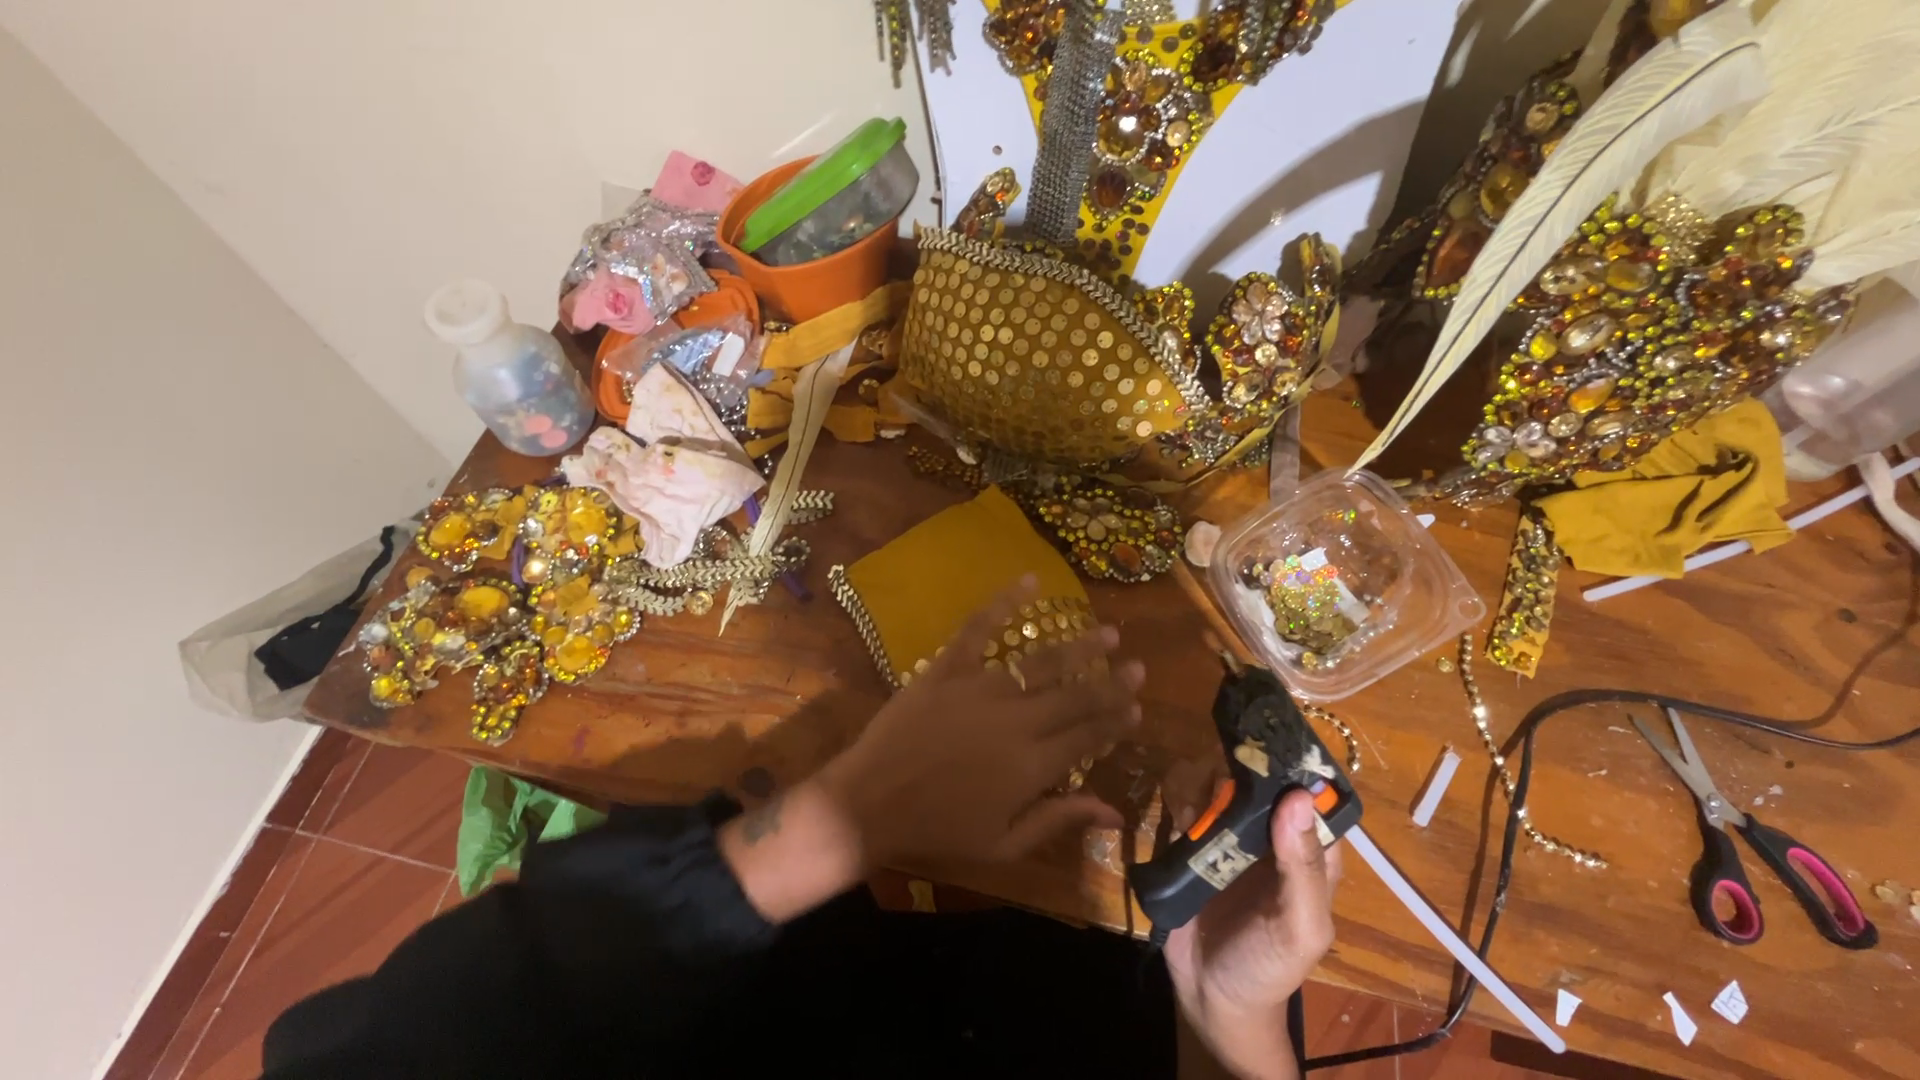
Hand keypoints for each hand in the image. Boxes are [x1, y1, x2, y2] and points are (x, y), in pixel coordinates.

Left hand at [718, 578, 1143, 922]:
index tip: (1137, 706)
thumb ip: (1057, 821)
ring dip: (1077, 646)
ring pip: (1040, 662)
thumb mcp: (1002, 845)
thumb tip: (1114, 813)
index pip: (1087, 737)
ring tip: (1107, 632)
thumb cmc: (938, 829)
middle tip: (1137, 666)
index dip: (1115, 721)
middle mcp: (1016, 722)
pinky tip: (1030, 581)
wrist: (870, 803)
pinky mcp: (946, 669)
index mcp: (1032, 767)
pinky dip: (1004, 602)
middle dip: (1110, 682)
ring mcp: (980, 690)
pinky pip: (978, 629)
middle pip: (1074, 697)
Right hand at [1165, 790, 1341, 1079]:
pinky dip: (1180, 797)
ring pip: (1219, 786)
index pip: (1310, 796)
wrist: (1210, 997)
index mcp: (1309, 854)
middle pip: (1258, 782)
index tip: (1269, 742)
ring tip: (1197, 796)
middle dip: (1240, 768)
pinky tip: (1178, 808)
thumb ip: (1303, 868)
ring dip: (1205, 780)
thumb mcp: (1299, 927)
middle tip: (1221, 765)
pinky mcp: (1192, 845)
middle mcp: (1270, 837)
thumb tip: (1297, 798)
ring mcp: (1229, 839)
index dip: (1294, 768)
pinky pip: (1187, 806)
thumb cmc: (1269, 967)